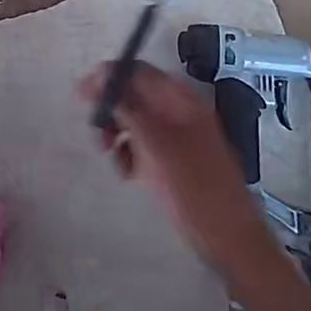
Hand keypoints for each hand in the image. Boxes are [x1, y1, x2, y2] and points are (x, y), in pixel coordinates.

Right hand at [79, 63, 276, 277]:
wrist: (228, 237)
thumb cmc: (193, 189)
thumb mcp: (155, 145)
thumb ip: (128, 110)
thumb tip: (102, 81)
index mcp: (182, 101)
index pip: (140, 72)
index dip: (109, 77)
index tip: (81, 94)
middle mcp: (181, 112)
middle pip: (137, 95)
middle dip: (112, 110)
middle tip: (97, 134)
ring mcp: (180, 136)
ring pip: (138, 121)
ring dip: (118, 134)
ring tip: (112, 158)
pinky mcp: (177, 159)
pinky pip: (145, 144)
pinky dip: (131, 152)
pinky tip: (128, 173)